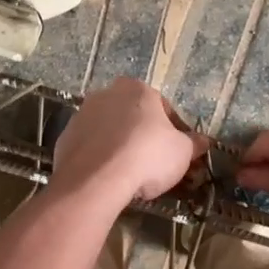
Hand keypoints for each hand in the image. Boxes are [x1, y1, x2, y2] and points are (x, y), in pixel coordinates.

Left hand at [51, 78, 203, 205]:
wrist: (97, 179)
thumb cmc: (147, 156)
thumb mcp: (182, 153)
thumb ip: (193, 144)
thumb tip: (203, 141)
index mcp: (138, 89)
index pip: (162, 107)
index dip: (173, 131)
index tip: (176, 152)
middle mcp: (107, 93)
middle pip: (133, 116)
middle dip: (143, 136)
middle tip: (153, 163)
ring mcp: (82, 114)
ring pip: (109, 130)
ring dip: (119, 146)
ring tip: (129, 174)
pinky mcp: (65, 137)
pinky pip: (90, 146)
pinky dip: (99, 158)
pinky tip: (108, 178)